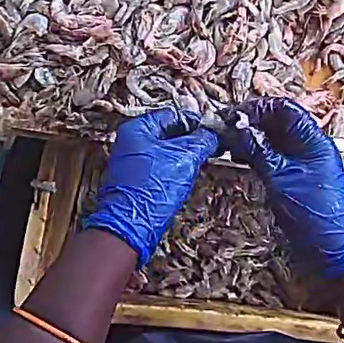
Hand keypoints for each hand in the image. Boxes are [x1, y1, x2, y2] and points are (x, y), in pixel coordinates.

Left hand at [80, 108, 221, 264]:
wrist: (130, 227)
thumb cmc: (150, 190)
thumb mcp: (183, 159)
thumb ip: (201, 141)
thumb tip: (213, 133)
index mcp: (136, 130)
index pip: (171, 115)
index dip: (195, 121)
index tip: (213, 130)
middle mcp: (130, 143)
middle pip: (168, 133)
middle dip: (191, 140)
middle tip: (211, 146)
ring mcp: (132, 163)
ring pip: (165, 152)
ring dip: (184, 156)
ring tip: (202, 161)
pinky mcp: (136, 181)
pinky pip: (160, 168)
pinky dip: (175, 170)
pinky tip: (187, 177)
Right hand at [226, 98, 343, 278]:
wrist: (331, 248)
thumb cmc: (311, 211)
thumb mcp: (280, 177)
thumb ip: (258, 149)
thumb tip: (238, 125)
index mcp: (313, 140)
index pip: (284, 108)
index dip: (258, 108)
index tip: (233, 115)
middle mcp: (308, 146)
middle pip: (277, 121)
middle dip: (251, 121)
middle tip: (226, 128)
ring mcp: (301, 161)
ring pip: (272, 138)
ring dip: (250, 137)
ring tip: (229, 143)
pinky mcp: (293, 175)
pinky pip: (271, 154)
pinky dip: (255, 152)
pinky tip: (239, 156)